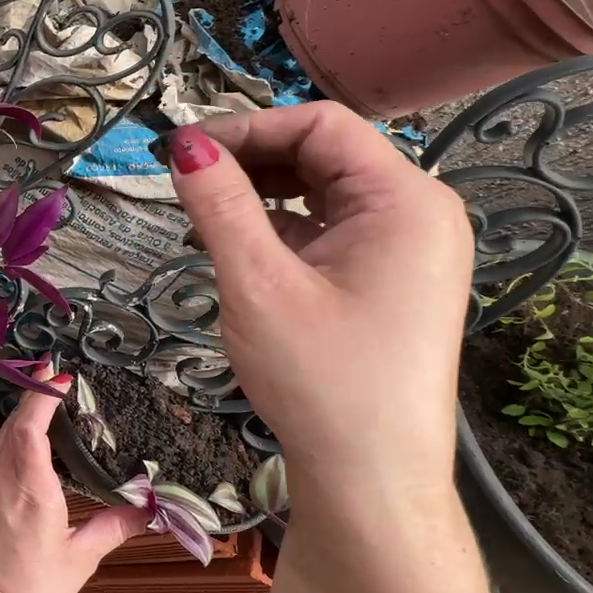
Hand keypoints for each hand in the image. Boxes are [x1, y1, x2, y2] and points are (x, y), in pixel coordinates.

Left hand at [0, 378, 149, 592]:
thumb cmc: (33, 587)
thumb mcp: (81, 558)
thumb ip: (114, 526)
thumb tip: (151, 508)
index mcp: (31, 492)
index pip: (30, 430)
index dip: (42, 399)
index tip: (60, 375)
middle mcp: (2, 479)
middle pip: (13, 424)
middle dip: (33, 394)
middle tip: (53, 369)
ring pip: (1, 436)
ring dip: (22, 413)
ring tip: (46, 394)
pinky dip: (13, 434)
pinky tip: (29, 433)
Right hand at [165, 103, 473, 520]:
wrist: (367, 468)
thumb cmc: (318, 374)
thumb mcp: (257, 283)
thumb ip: (220, 206)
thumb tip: (183, 145)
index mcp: (405, 202)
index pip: (321, 125)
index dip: (246, 127)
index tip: (177, 150)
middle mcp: (415, 212)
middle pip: (322, 152)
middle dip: (247, 157)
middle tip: (178, 180)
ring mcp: (401, 245)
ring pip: (318, 189)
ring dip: (255, 190)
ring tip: (197, 213)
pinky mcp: (380, 274)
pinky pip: (321, 225)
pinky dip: (272, 223)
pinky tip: (229, 242)